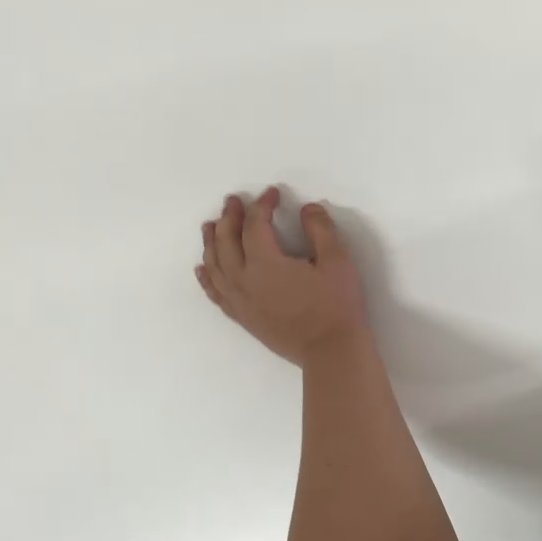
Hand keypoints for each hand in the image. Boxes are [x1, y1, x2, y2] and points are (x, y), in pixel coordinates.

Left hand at [197, 187, 370, 366]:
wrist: (329, 348)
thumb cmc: (337, 303)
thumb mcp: (338, 261)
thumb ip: (321, 230)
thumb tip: (308, 208)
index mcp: (265, 261)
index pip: (256, 224)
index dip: (263, 205)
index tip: (272, 192)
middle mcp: (242, 277)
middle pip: (227, 240)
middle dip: (230, 217)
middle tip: (233, 201)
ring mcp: (238, 298)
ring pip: (214, 263)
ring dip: (211, 241)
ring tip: (211, 225)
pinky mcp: (241, 315)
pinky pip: (214, 290)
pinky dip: (206, 275)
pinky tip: (203, 268)